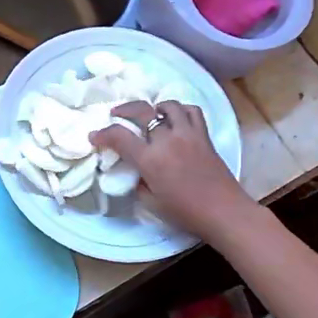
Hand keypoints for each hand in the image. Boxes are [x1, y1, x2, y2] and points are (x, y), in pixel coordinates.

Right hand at [94, 100, 252, 239]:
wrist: (223, 211)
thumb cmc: (185, 212)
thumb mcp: (151, 202)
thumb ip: (138, 182)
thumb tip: (136, 171)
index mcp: (150, 159)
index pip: (119, 136)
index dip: (102, 134)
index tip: (94, 136)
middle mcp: (167, 140)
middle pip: (141, 111)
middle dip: (123, 110)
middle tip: (115, 114)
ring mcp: (188, 134)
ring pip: (168, 105)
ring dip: (154, 107)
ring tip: (149, 115)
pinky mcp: (204, 135)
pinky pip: (191, 112)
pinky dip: (180, 110)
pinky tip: (175, 118)